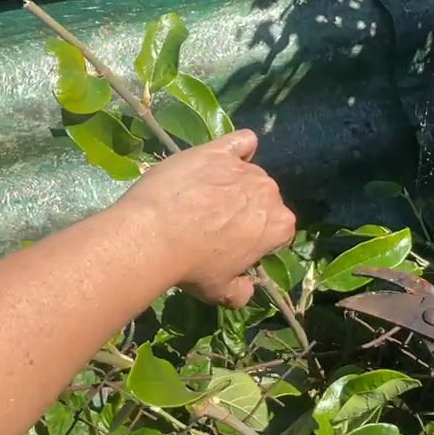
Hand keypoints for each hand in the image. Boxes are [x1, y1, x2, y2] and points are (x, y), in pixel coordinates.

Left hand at [111, 130, 295, 306]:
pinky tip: (222, 158)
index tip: (234, 246)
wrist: (154, 233)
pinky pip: (241, 141)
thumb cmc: (191, 266)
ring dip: (234, 183)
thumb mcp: (219, 292)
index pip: (279, 230)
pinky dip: (238, 148)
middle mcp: (269, 192)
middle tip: (214, 223)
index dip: (258, 239)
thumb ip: (241, 293)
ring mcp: (244, 168)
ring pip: (249, 173)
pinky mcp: (218, 150)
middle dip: (246, 209)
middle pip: (264, 199)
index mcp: (279, 225)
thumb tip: (246, 291)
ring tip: (203, 197)